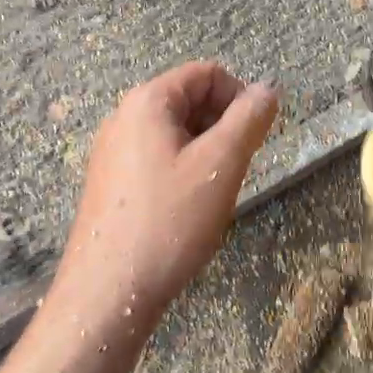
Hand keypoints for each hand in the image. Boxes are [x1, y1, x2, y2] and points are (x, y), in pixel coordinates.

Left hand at [69, 61, 279, 307]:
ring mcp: (112, 152)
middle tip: (237, 166)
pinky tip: (187, 209)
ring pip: (176, 132)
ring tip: (213, 192)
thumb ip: (250, 118)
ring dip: (205, 151)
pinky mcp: (109, 184)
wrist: (105, 298)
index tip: (255, 135)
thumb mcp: (221, 163)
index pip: (207, 73)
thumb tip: (267, 88)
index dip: (239, 96)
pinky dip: (182, 171)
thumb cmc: (168, 221)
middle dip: (222, 125)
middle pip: (190, 100)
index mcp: (147, 102)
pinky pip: (157, 158)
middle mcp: (124, 117)